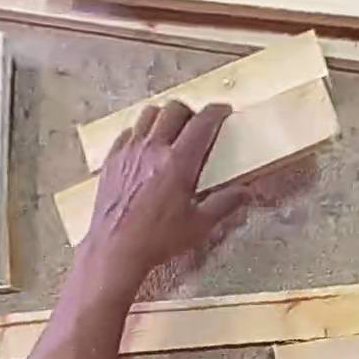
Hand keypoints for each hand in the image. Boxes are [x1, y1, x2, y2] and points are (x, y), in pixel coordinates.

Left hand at [72, 100, 245, 298]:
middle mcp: (153, 149)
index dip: (216, 112)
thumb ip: (225, 203)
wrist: (116, 248)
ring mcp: (129, 151)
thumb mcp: (199, 225)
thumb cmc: (158, 239)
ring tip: (173, 129)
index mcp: (179, 163)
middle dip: (191, 112)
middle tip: (199, 123)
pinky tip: (147, 145)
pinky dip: (142, 131)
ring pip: (149, 114)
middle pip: (174, 110)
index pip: (202, 123)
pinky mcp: (113, 159)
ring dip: (165, 116)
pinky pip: (129, 132)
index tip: (223, 111)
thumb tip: (245, 192)